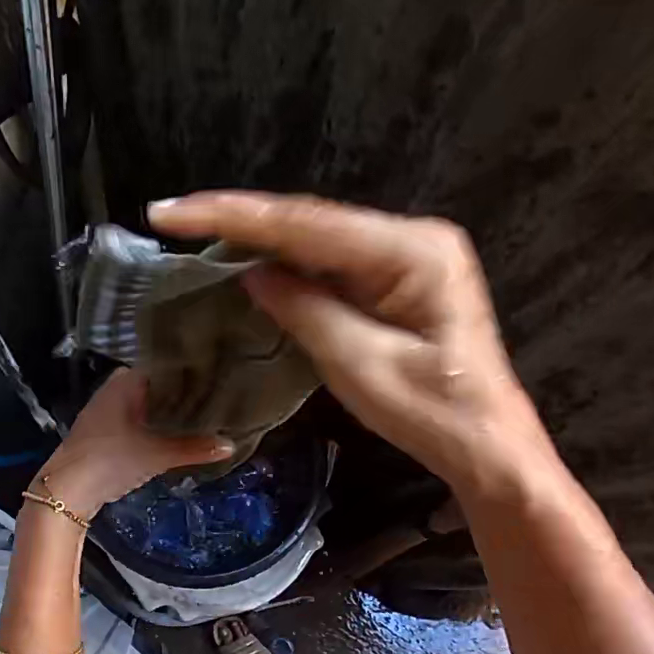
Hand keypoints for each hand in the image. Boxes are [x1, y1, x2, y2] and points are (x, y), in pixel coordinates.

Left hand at [36, 368, 233, 517]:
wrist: (66, 491)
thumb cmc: (110, 461)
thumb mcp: (156, 455)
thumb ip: (194, 448)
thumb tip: (232, 444)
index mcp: (125, 381)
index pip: (166, 364)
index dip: (193, 370)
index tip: (222, 374)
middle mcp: (114, 388)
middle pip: (158, 384)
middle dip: (185, 392)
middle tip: (221, 395)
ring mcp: (107, 410)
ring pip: (147, 402)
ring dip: (169, 410)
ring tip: (206, 412)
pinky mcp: (105, 431)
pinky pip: (138, 418)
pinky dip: (155, 423)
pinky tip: (175, 432)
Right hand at [147, 190, 558, 499]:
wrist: (482, 440)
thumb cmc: (430, 411)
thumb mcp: (360, 364)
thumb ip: (305, 310)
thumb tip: (251, 272)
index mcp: (409, 252)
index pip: (305, 224)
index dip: (233, 217)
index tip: (174, 214)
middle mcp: (407, 237)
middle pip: (306, 219)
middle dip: (235, 216)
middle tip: (171, 215)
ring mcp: (399, 255)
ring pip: (310, 234)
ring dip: (251, 232)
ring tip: (191, 227)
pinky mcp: (388, 277)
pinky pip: (322, 258)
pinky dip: (277, 257)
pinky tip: (241, 254)